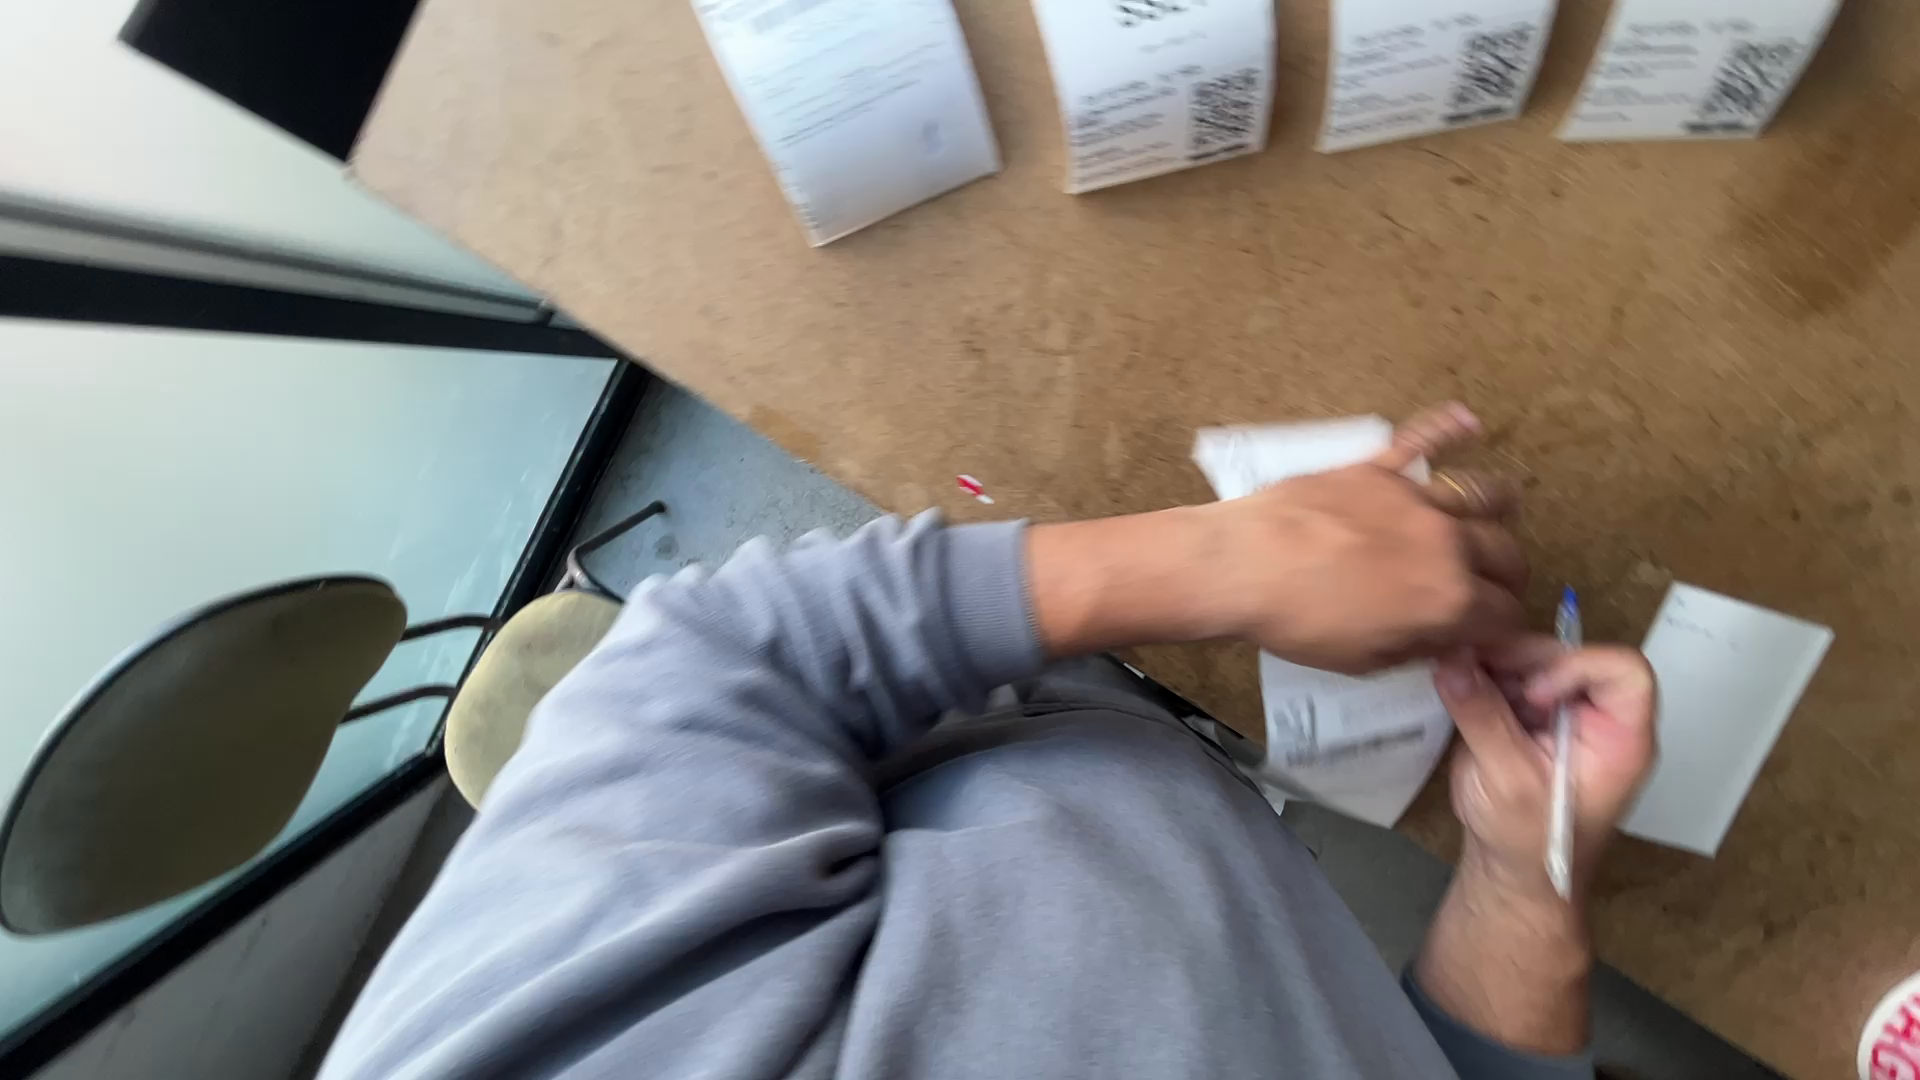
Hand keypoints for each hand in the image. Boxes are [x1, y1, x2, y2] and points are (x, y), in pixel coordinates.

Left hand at [1027, 402, 1527, 669]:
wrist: (1242, 565)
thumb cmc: (1294, 620)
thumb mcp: (1361, 659)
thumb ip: (1414, 646)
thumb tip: (1441, 639)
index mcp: (1449, 599)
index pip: (1503, 615)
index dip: (1495, 629)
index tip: (1481, 631)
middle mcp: (1446, 543)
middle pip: (1505, 555)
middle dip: (1504, 577)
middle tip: (1486, 586)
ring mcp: (1413, 499)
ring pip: (1483, 495)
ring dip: (1493, 513)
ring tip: (1487, 522)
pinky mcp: (1374, 470)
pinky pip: (1418, 440)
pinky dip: (1444, 429)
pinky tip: (1464, 420)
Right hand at [1435, 641, 1658, 901]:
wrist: (1509, 867)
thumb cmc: (1529, 837)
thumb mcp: (1508, 780)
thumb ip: (1482, 717)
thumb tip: (1449, 661)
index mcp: (1618, 735)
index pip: (1623, 671)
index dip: (1575, 668)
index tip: (1532, 695)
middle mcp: (1591, 715)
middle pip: (1565, 656)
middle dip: (1516, 659)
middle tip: (1470, 674)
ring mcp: (1553, 712)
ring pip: (1527, 659)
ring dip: (1487, 663)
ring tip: (1454, 681)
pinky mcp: (1518, 714)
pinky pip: (1500, 674)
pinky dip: (1472, 672)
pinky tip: (1450, 685)